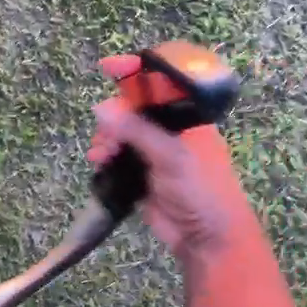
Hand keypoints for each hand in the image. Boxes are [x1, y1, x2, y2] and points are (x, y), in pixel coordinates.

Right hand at [87, 54, 255, 267]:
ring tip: (101, 155)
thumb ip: (136, 130)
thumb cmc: (202, 191)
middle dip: (114, 115)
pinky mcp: (142, 172)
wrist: (208, 240)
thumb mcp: (172, 156)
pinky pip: (117, 153)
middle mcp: (171, 130)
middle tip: (106, 135)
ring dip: (106, 138)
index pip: (161, 83)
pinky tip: (98, 163)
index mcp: (188, 118)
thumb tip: (100, 108)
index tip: (108, 67)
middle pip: (133, 107)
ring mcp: (156, 151)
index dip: (137, 71)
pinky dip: (105, 155)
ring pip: (121, 130)